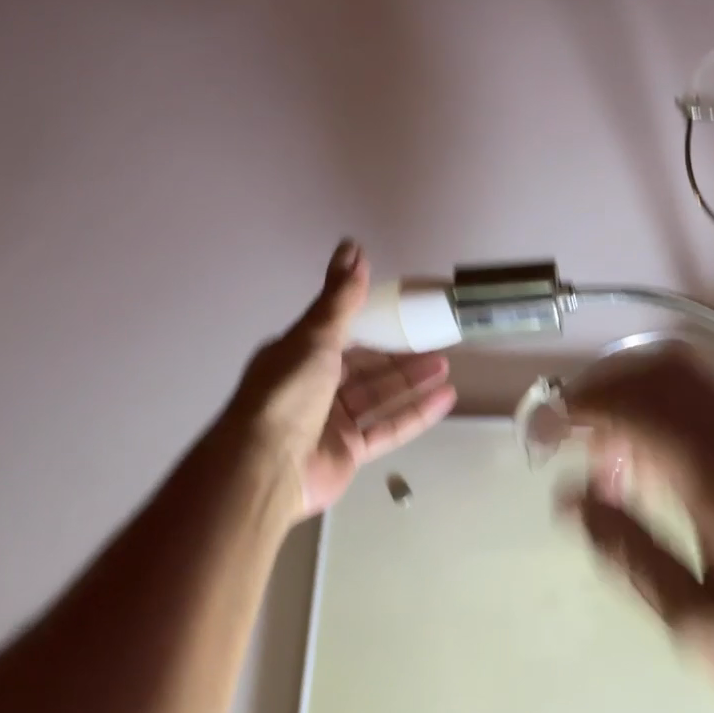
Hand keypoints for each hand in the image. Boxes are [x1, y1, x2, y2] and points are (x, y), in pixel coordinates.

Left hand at [227, 240, 456, 517]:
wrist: (268, 465)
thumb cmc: (287, 394)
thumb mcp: (314, 337)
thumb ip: (340, 298)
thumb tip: (354, 247)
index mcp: (297, 356)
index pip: (339, 335)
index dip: (372, 323)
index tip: (403, 314)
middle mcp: (313, 387)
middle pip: (364, 368)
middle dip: (399, 356)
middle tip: (435, 344)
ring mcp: (331, 422)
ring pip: (379, 397)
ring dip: (411, 382)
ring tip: (446, 368)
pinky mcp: (349, 452)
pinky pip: (388, 428)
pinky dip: (416, 414)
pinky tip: (444, 399)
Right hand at [560, 349, 713, 712]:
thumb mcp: (695, 626)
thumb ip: (630, 553)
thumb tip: (572, 499)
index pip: (646, 409)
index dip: (585, 409)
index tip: (545, 432)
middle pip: (674, 377)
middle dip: (610, 392)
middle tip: (570, 439)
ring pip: (700, 393)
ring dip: (642, 410)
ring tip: (608, 470)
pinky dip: (676, 429)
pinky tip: (657, 481)